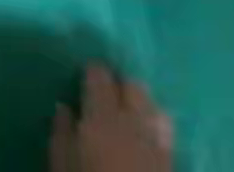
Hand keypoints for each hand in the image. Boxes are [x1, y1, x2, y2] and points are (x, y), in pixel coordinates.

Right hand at [49, 64, 173, 171]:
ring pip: (156, 108)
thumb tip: (64, 108)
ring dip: (141, 106)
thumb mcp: (60, 167)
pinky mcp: (173, 167)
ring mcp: (159, 147)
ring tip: (126, 118)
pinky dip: (154, 128)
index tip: (81, 79)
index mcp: (102, 117)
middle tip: (103, 97)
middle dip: (120, 85)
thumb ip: (61, 133)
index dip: (91, 72)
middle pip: (134, 86)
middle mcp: (135, 124)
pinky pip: (166, 134)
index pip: (100, 75)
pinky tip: (143, 141)